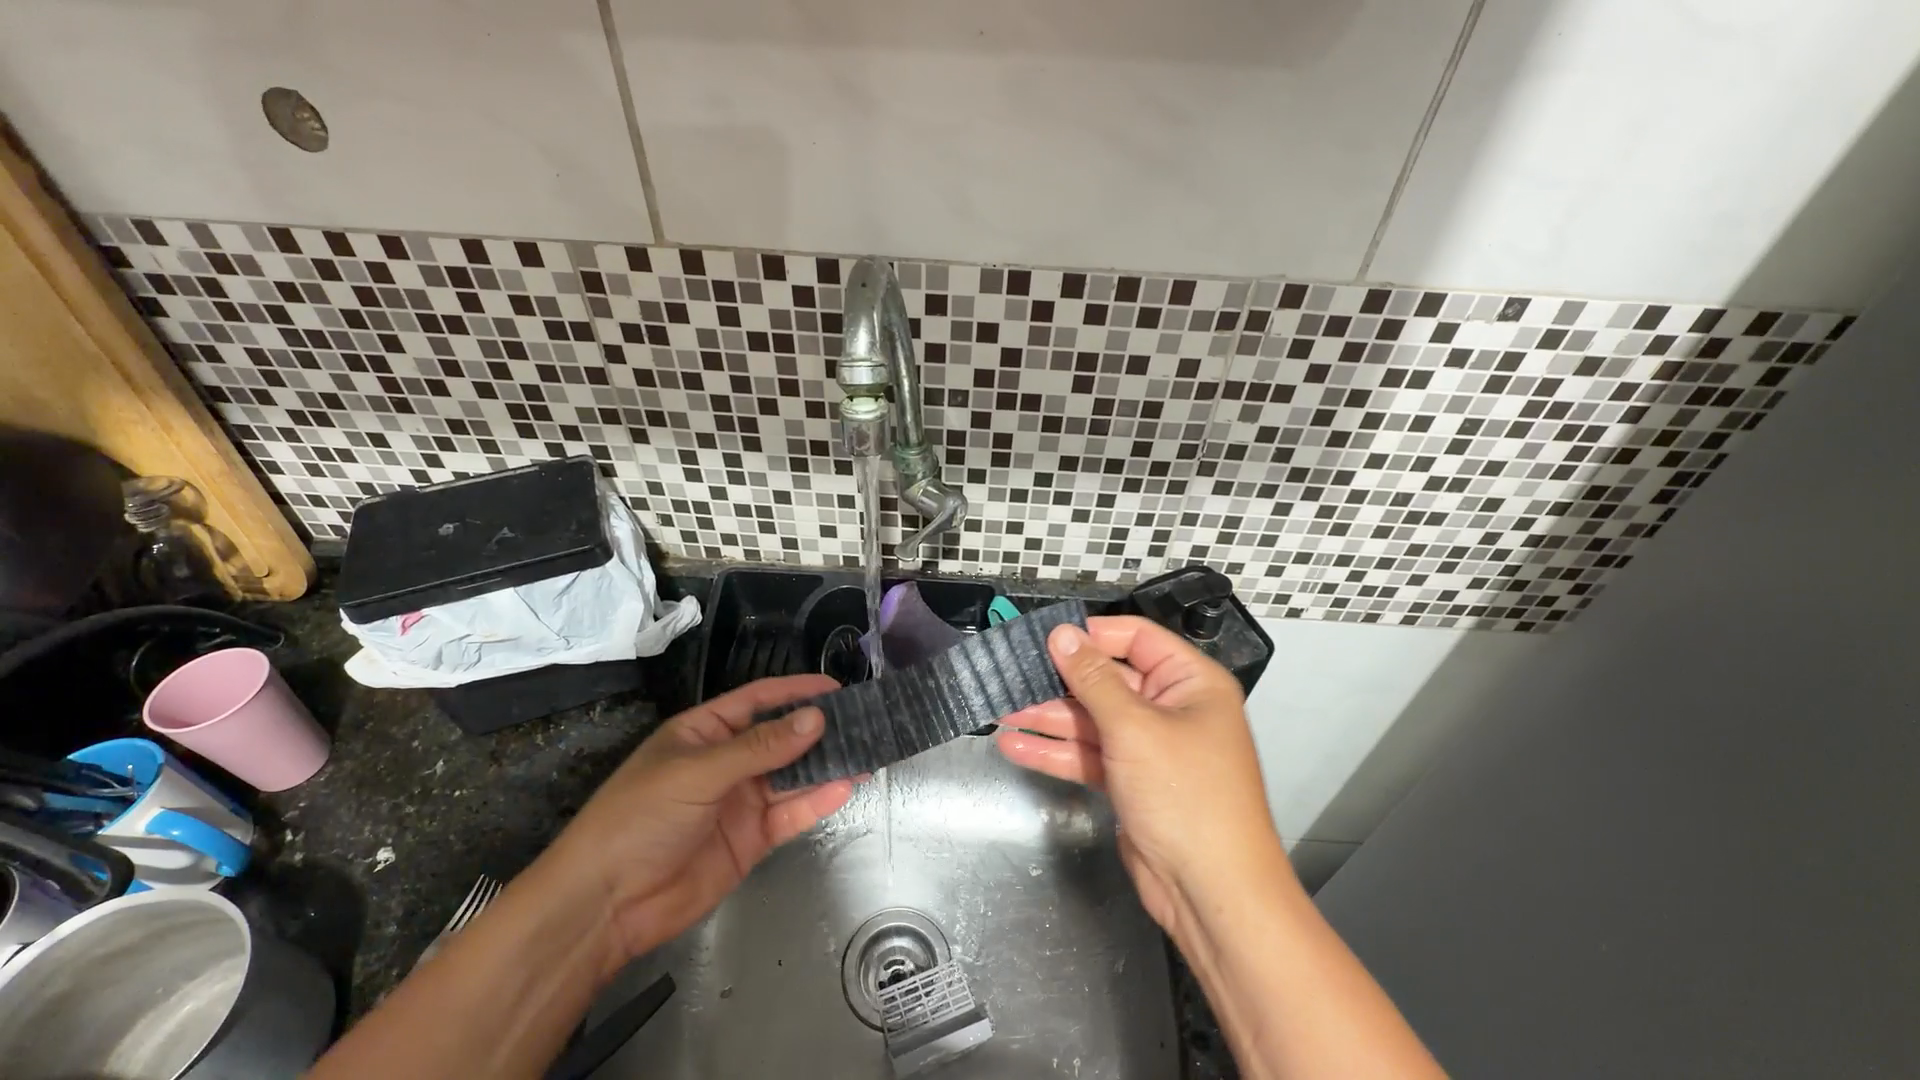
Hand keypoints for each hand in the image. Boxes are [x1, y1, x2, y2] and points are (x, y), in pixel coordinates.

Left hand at [547, 675, 854, 965]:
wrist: (608, 903)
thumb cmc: (639, 818)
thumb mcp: (697, 772)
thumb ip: (759, 747)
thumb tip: (816, 718)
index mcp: (703, 733)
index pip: (757, 701)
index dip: (795, 691)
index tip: (837, 688)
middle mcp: (726, 762)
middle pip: (782, 738)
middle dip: (819, 730)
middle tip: (864, 721)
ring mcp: (741, 802)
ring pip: (793, 776)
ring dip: (826, 765)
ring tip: (867, 751)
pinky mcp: (752, 839)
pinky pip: (791, 814)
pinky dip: (817, 802)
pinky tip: (845, 787)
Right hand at [995, 616, 1288, 936]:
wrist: (1210, 890)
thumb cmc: (1185, 796)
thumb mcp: (1134, 728)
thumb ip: (1092, 679)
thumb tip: (1062, 634)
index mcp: (1190, 682)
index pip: (1135, 638)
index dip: (1090, 634)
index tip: (1042, 637)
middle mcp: (1172, 707)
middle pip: (1107, 680)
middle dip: (1058, 681)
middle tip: (1008, 676)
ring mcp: (1150, 747)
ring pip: (1092, 720)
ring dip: (1048, 718)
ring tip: (999, 711)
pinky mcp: (1131, 782)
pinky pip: (1089, 755)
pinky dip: (1055, 752)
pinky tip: (1015, 746)